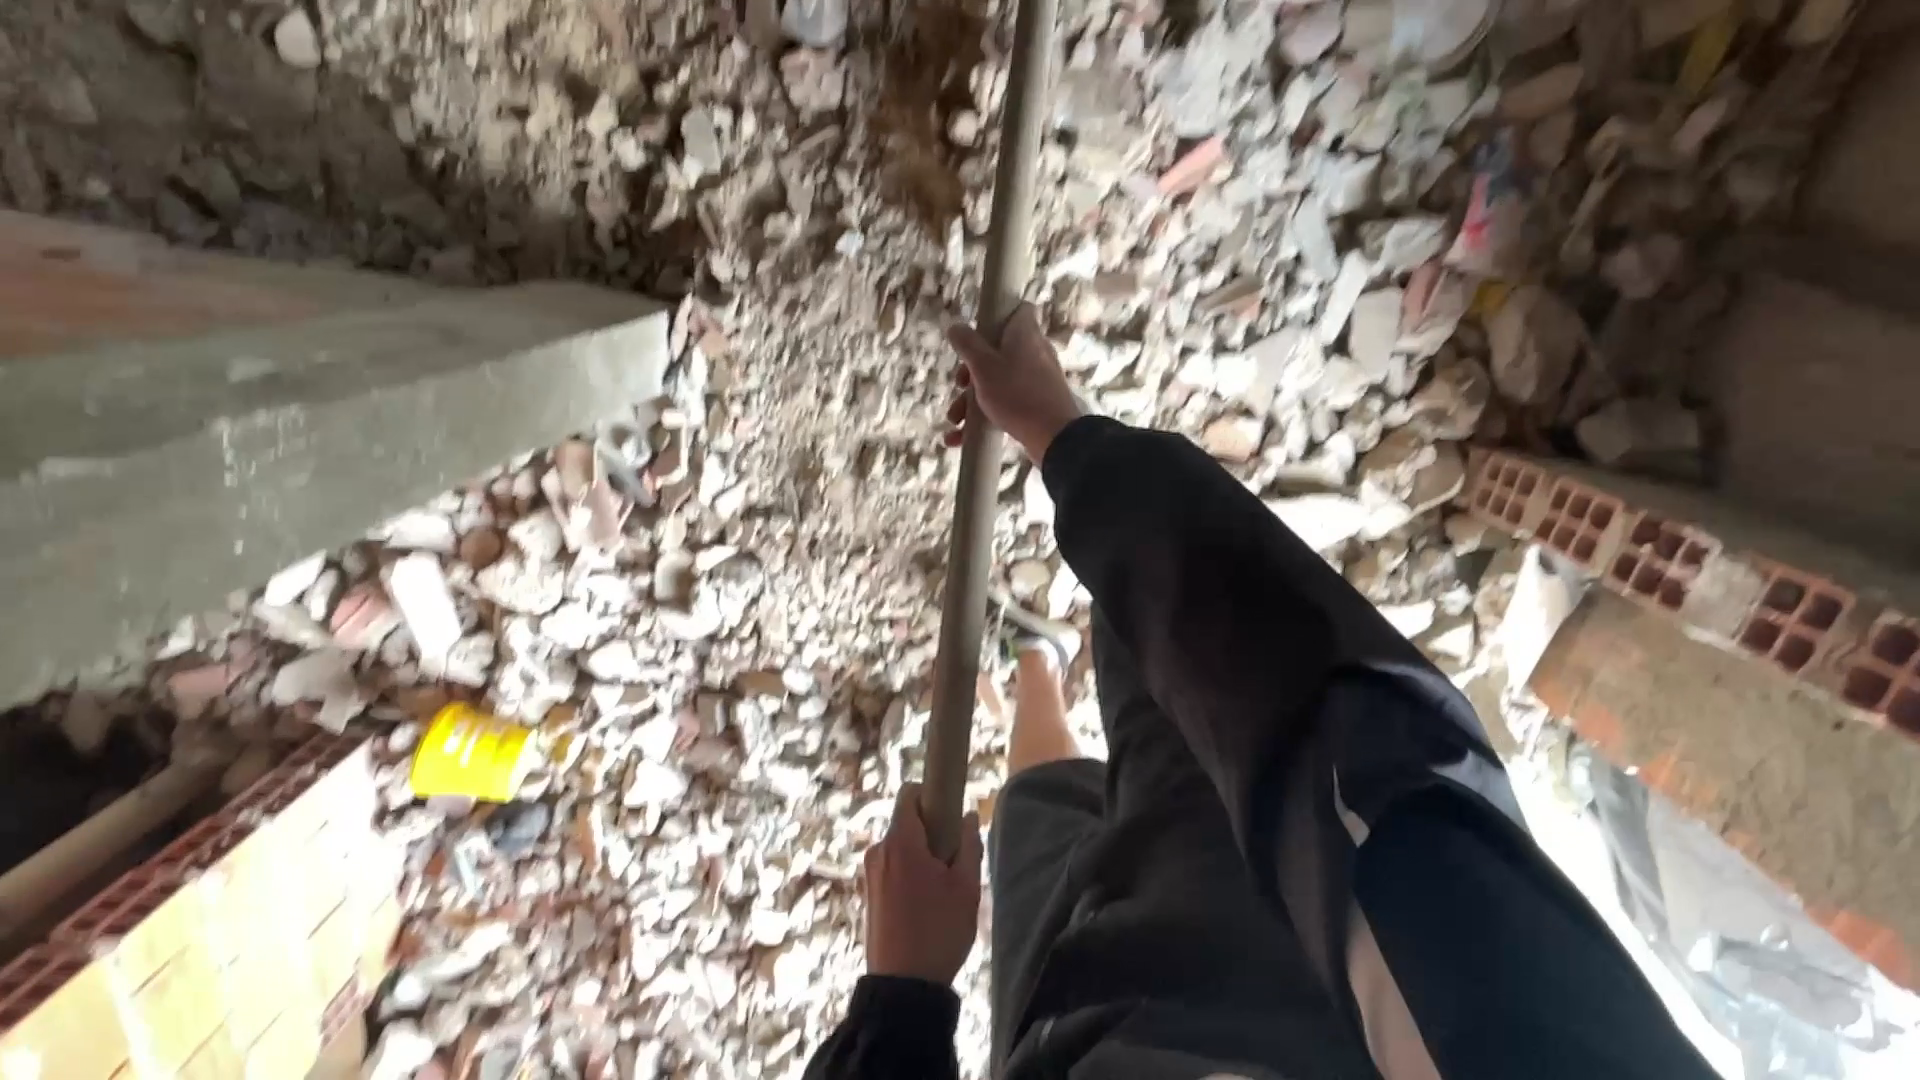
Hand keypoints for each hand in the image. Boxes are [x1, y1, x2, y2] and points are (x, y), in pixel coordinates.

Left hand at [863, 783, 983, 985]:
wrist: (903, 988)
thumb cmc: (939, 932)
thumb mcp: (967, 888)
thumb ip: (969, 845)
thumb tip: (967, 817)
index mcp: (902, 842)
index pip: (910, 793)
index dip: (932, 794)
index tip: (950, 813)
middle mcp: (879, 851)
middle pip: (907, 821)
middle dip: (931, 831)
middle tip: (954, 862)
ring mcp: (870, 873)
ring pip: (901, 846)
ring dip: (921, 856)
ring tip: (942, 890)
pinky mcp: (868, 893)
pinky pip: (892, 867)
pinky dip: (909, 874)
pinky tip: (925, 905)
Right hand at [944, 303, 1083, 463]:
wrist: (1054, 436)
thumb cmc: (1016, 394)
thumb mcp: (983, 367)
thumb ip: (967, 344)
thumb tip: (955, 326)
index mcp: (1025, 334)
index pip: (1018, 310)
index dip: (996, 317)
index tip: (976, 334)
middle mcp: (1034, 352)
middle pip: (998, 351)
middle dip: (972, 371)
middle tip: (960, 384)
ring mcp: (1038, 379)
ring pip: (999, 381)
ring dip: (972, 399)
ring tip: (956, 419)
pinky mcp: (1038, 403)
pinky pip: (1006, 403)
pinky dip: (985, 417)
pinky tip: (960, 437)